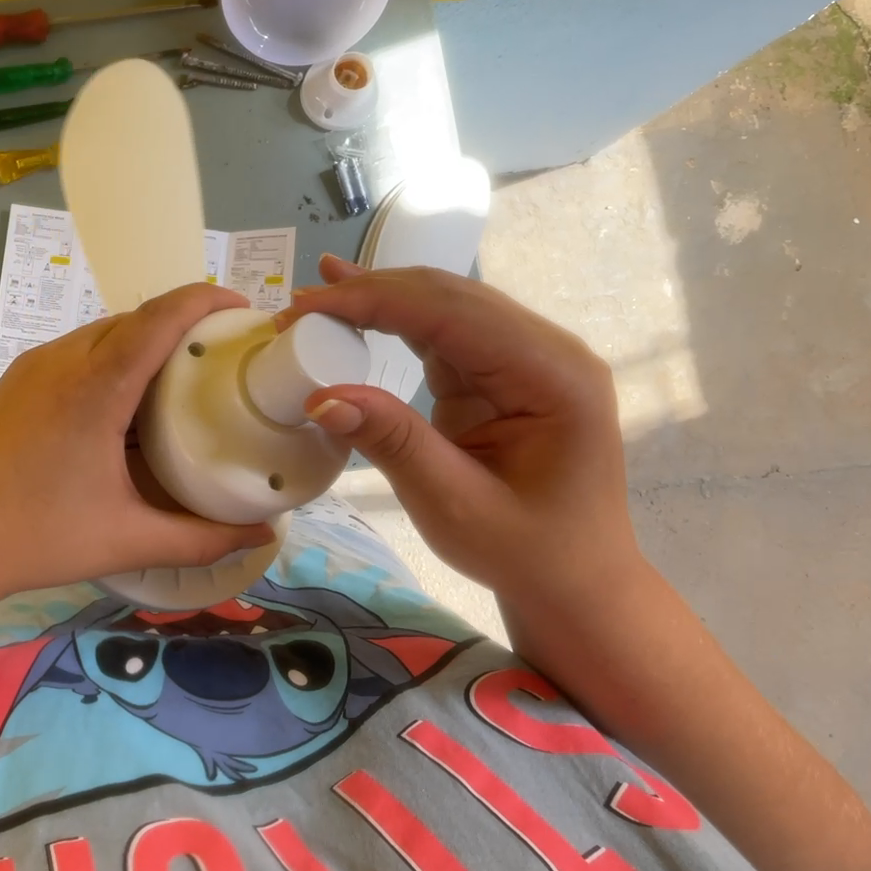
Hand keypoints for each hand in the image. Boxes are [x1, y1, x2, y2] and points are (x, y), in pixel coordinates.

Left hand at [0, 283, 272, 600]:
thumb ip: (202, 538)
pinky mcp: (13, 383)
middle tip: (221, 354)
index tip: (243, 308)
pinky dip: (111, 358)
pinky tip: (123, 402)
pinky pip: (75, 351)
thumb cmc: (36, 538)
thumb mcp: (127, 540)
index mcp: (95, 386)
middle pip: (133, 319)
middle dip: (182, 323)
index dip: (204, 299)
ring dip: (144, 341)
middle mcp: (62, 360)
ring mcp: (31, 368)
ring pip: (101, 333)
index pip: (159, 318)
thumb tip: (263, 533)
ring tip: (178, 377)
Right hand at [277, 256, 639, 604]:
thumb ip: (391, 442)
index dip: (373, 301)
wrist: (573, 578)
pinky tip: (357, 303)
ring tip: (316, 295)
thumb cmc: (525, 551)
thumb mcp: (453, 504)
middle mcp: (545, 349)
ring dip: (378, 298)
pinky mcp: (502, 370)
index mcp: (552, 375)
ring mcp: (526, 355)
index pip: (450, 314)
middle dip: (369, 292)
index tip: (303, 309)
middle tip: (297, 304)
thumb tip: (320, 397)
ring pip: (442, 305)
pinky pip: (441, 330)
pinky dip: (393, 318)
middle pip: (448, 297)